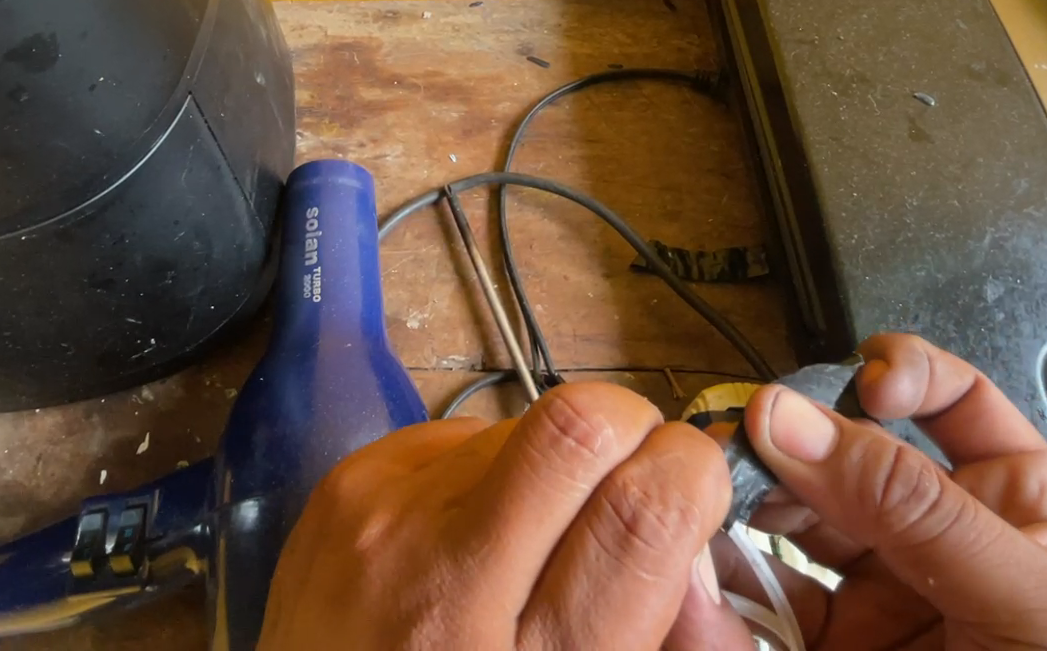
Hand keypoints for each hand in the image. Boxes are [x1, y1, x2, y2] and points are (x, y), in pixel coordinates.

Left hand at [259, 383, 731, 649]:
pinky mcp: (349, 477)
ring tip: (522, 520)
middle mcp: (454, 578)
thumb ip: (656, 627)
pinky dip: (483, 462)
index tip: (683, 484)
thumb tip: (697, 540)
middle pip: (578, 423)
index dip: (689, 473)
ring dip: (548, 454)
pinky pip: (458, 431)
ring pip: (518, 419)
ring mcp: (389, 513)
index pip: (643, 511)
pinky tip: (459, 520)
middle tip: (623, 465)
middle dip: (627, 422)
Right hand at [667, 333, 1046, 650]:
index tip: (858, 388)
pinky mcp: (840, 648)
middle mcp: (935, 535)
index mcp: (1012, 501)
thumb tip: (786, 415)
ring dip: (743, 504)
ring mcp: (884, 592)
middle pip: (841, 453)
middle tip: (726, 447)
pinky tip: (703, 569)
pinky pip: (773, 603)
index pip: (947, 400)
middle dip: (783, 442)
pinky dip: (730, 584)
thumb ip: (916, 510)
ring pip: (793, 519)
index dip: (897, 372)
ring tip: (701, 501)